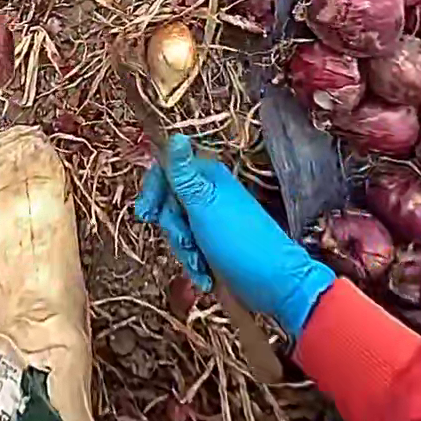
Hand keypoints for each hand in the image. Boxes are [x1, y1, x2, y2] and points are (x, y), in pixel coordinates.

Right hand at [133, 134, 334, 337]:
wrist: (274, 285)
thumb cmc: (239, 241)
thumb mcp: (204, 205)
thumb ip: (183, 174)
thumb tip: (176, 134)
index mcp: (208, 177)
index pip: (167, 170)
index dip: (153, 190)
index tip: (146, 213)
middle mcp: (209, 195)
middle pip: (168, 202)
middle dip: (172, 226)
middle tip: (186, 240)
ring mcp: (211, 221)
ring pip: (177, 228)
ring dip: (184, 249)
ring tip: (200, 263)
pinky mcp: (213, 246)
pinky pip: (189, 249)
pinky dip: (194, 264)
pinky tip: (205, 276)